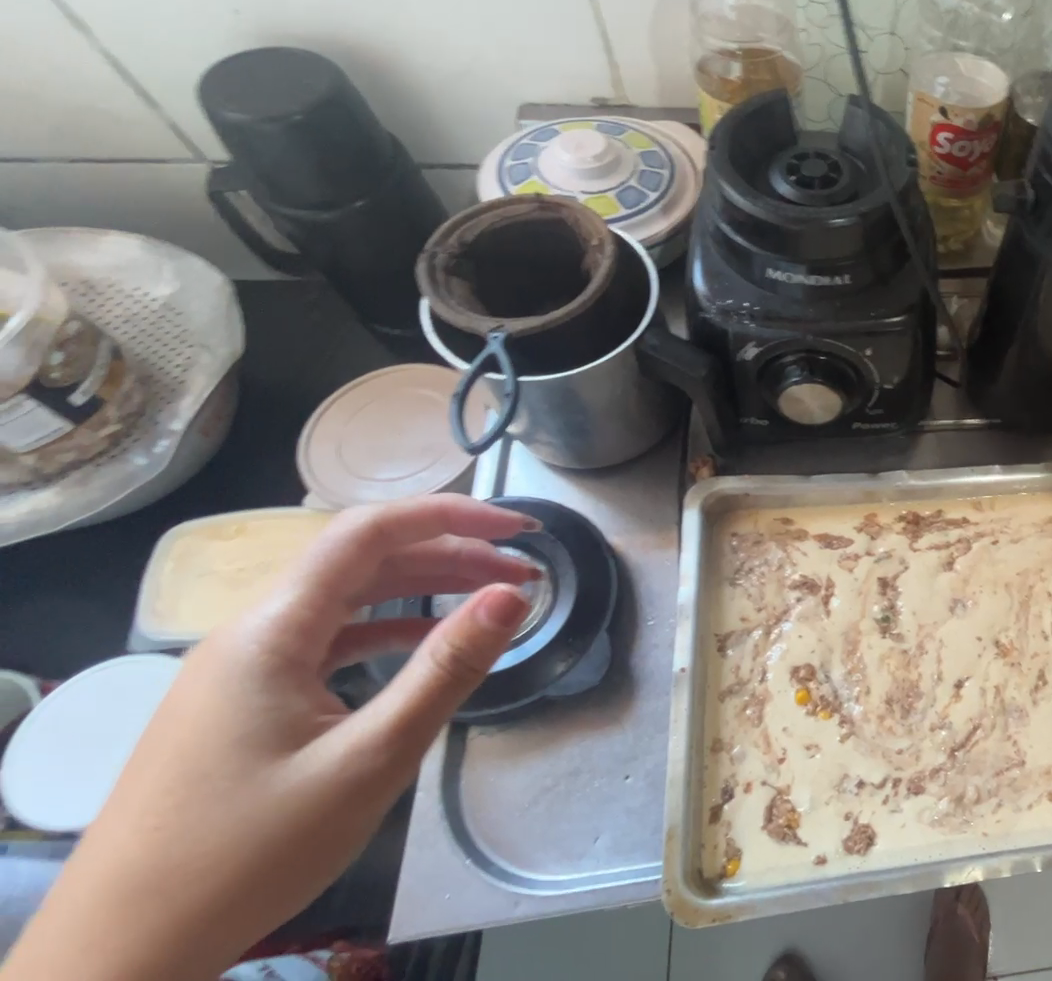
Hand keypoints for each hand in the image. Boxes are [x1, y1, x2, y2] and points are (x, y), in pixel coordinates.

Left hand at [3, 496, 537, 980]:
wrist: (121, 952)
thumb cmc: (252, 852)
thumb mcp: (371, 758)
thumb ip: (447, 669)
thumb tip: (513, 595)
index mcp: (272, 631)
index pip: (367, 534)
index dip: (450, 516)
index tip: (520, 532)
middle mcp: (250, 633)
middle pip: (362, 562)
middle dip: (451, 555)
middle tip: (526, 574)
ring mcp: (241, 669)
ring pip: (346, 600)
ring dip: (424, 590)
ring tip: (492, 600)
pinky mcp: (243, 703)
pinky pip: (327, 640)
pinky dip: (388, 629)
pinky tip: (425, 643)